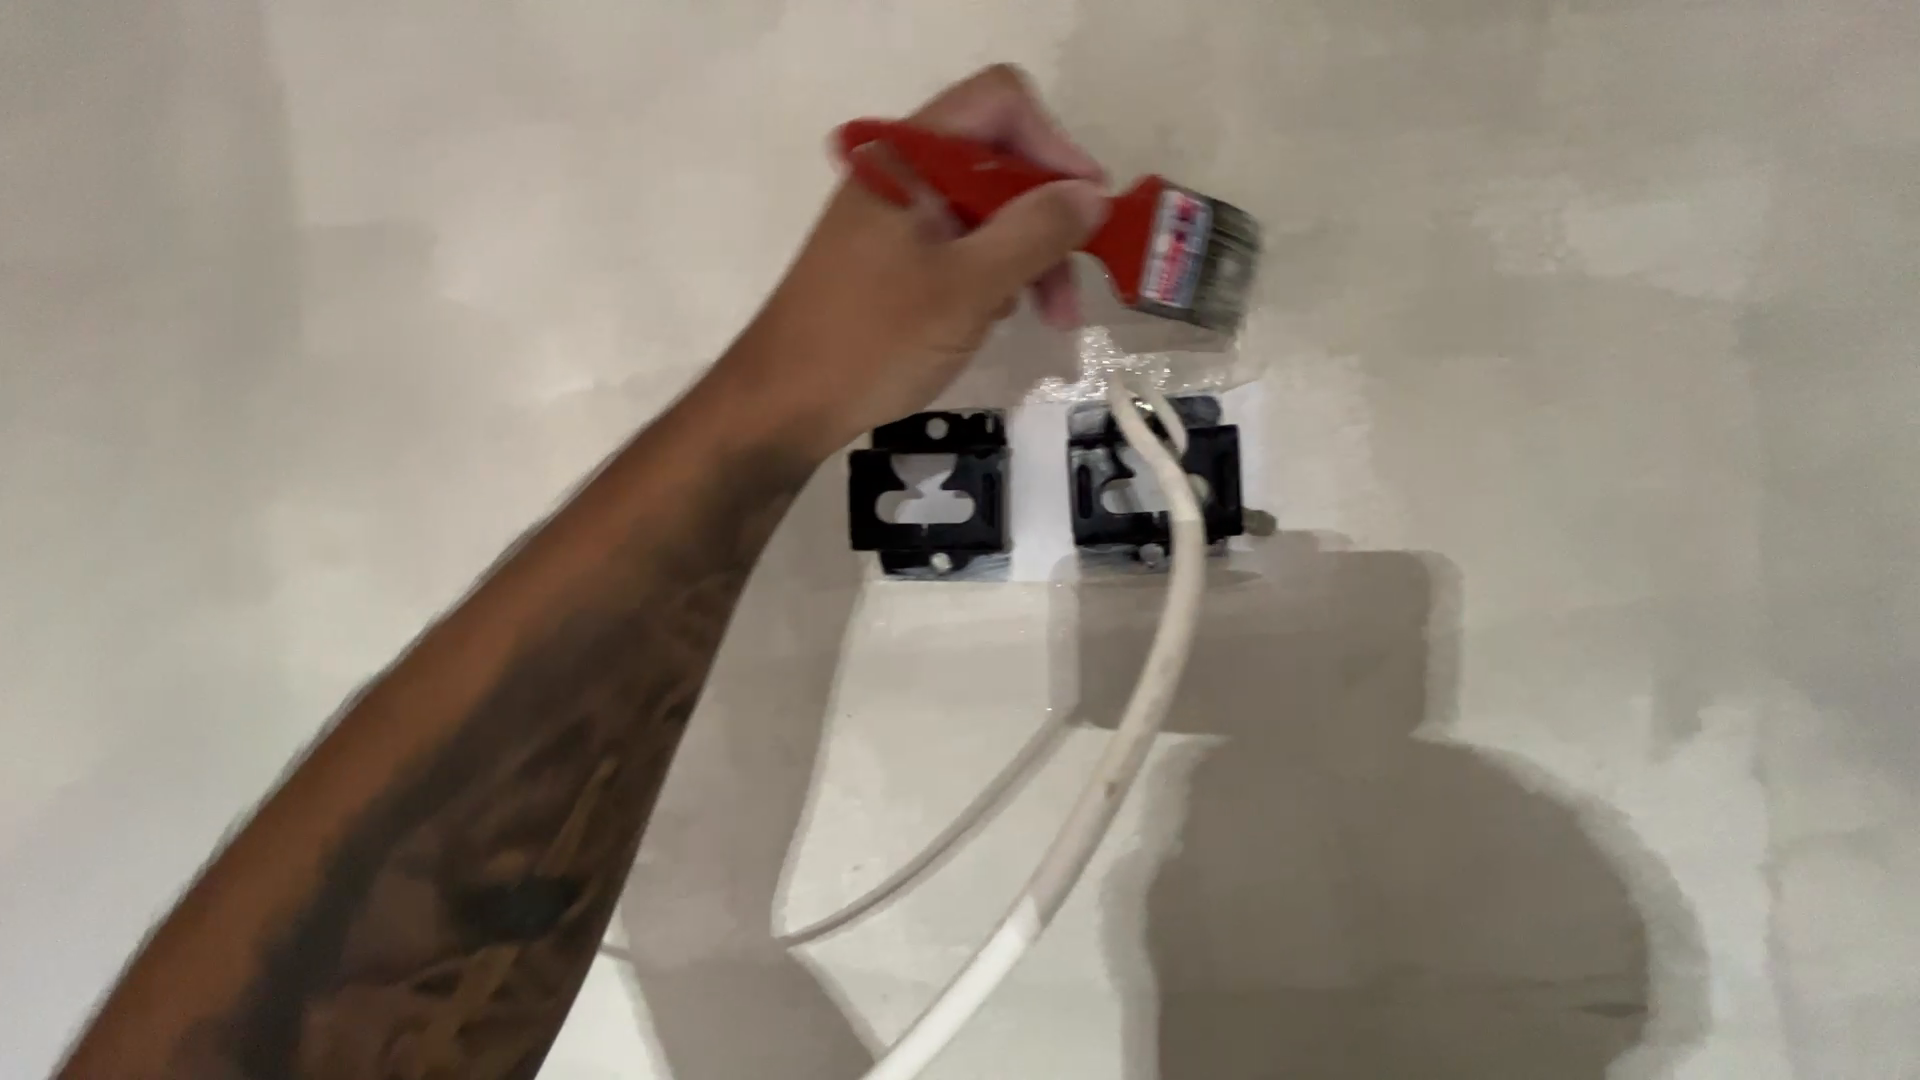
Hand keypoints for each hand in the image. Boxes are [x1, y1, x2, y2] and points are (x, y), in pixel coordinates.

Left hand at [714, 64, 1107, 460]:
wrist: (786, 404)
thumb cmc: (874, 341)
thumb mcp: (968, 287)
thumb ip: (1036, 233)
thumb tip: (1093, 195)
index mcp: (909, 155)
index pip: (1002, 106)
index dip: (1057, 149)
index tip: (1092, 210)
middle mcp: (901, 172)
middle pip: (998, 165)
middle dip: (1047, 224)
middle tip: (1072, 294)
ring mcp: (893, 220)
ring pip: (983, 215)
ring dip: (1024, 260)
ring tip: (1040, 318)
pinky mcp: (890, 261)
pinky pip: (958, 249)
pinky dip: (988, 278)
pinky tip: (990, 319)